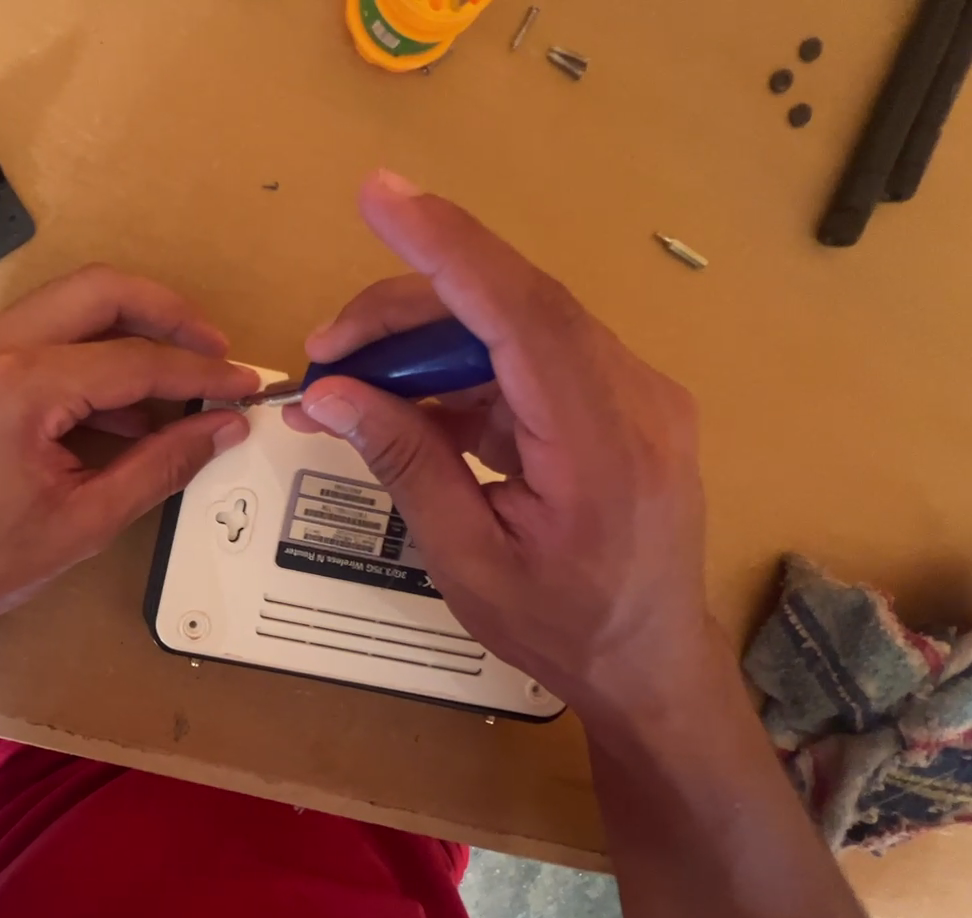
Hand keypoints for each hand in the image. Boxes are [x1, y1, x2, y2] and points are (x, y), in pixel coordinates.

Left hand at [0, 264, 259, 678]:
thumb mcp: (85, 521)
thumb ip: (162, 465)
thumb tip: (225, 428)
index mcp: (20, 385)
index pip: (134, 359)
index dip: (201, 371)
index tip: (247, 384)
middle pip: (100, 292)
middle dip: (169, 315)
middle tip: (216, 351)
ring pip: (69, 310)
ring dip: (129, 337)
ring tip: (178, 395)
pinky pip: (42, 344)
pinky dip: (89, 364)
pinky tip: (124, 415)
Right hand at [286, 172, 717, 722]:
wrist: (649, 667)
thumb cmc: (560, 629)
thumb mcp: (465, 559)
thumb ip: (405, 465)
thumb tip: (329, 397)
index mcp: (602, 440)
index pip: (521, 312)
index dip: (446, 248)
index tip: (380, 196)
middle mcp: (629, 395)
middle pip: (506, 309)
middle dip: (403, 316)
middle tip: (322, 353)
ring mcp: (626, 395)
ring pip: (509, 331)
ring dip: (422, 349)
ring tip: (345, 386)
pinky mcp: (610, 406)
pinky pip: (521, 367)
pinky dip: (453, 380)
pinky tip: (400, 410)